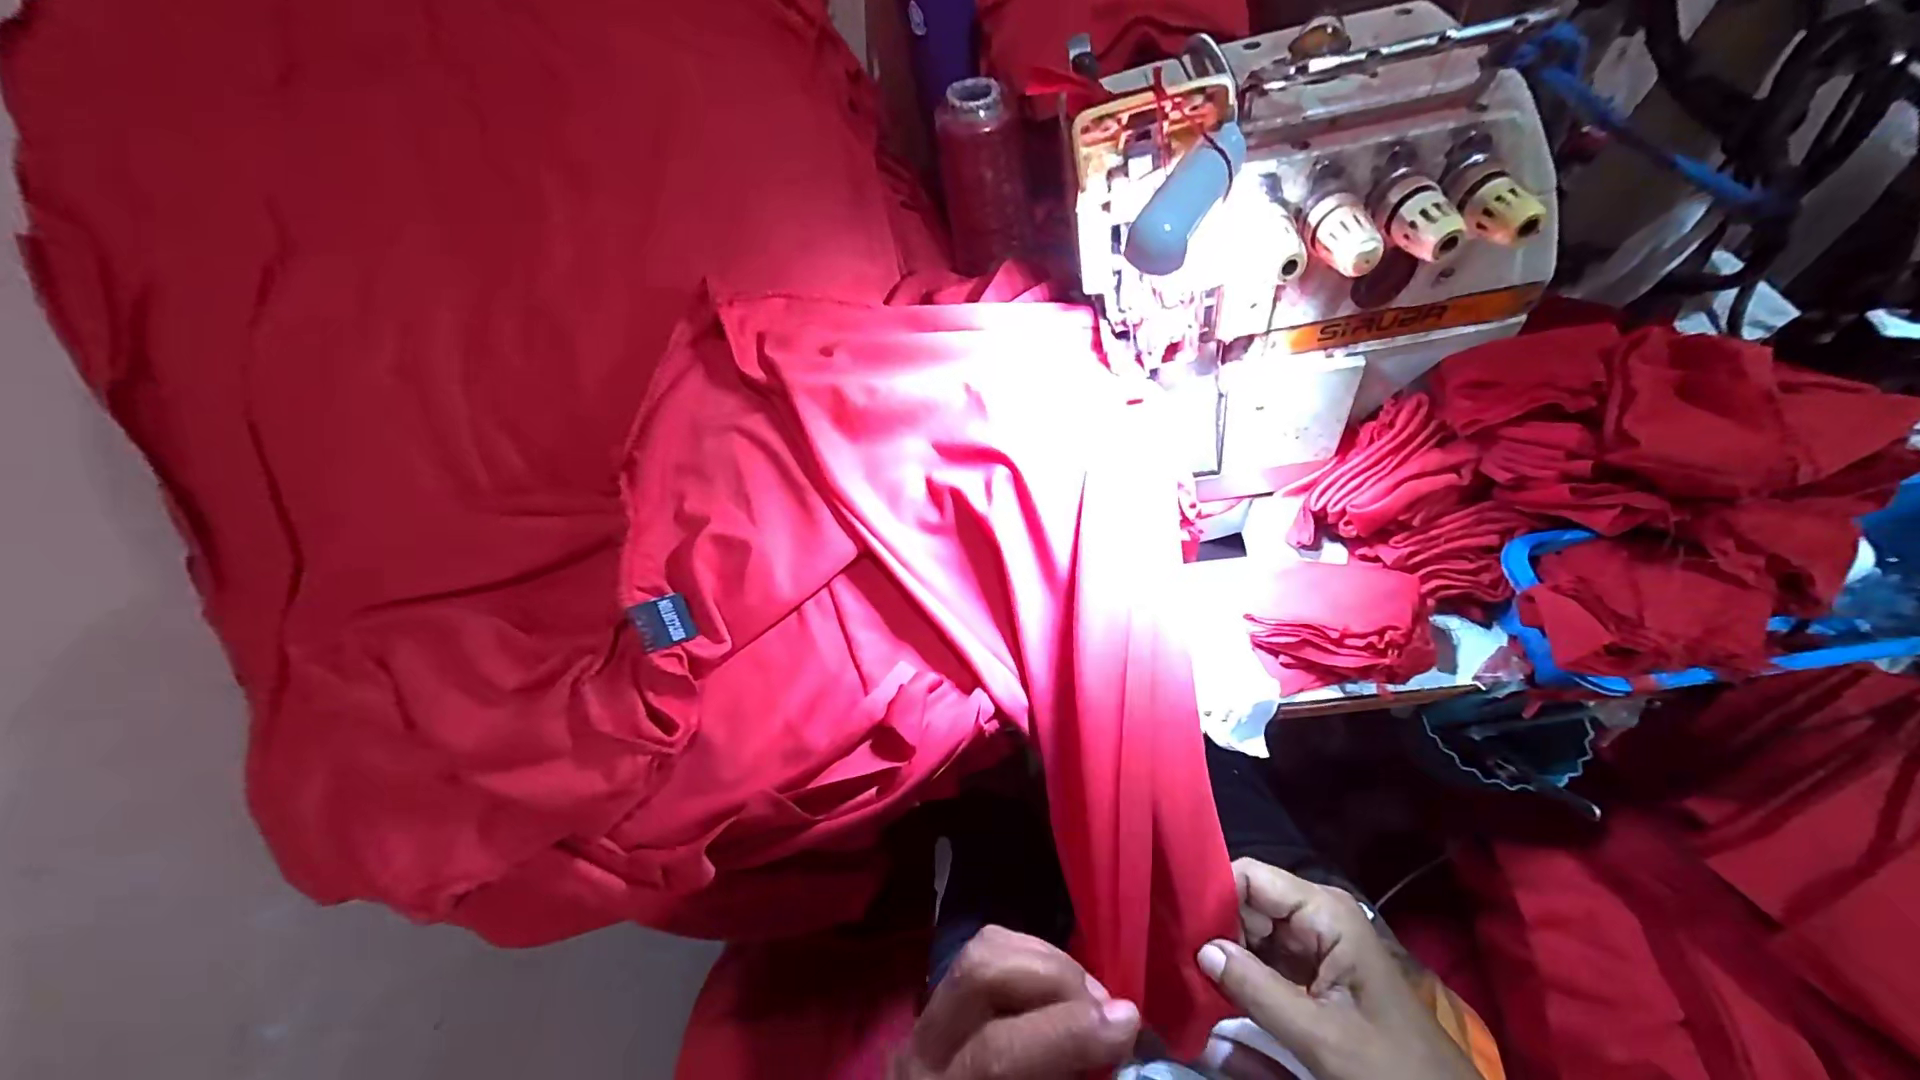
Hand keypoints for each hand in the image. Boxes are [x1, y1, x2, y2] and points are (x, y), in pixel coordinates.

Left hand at [892, 925, 1141, 1079]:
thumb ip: (1068, 1075)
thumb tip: (1117, 1044)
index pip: (999, 1051)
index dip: (1068, 1032)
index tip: (1127, 1024)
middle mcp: (926, 1051)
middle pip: (981, 973)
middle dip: (1055, 977)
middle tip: (1106, 1008)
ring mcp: (925, 1018)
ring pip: (982, 949)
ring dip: (1047, 959)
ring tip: (1088, 996)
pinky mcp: (937, 1000)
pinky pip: (985, 950)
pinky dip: (1031, 956)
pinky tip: (1058, 985)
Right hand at [1195, 859, 1479, 1079]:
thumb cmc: (1390, 1068)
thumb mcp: (1321, 1037)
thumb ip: (1256, 989)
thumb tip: (1200, 948)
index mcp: (1323, 912)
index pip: (1248, 876)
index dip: (1212, 895)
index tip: (1178, 927)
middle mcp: (1315, 915)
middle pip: (1245, 902)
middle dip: (1214, 928)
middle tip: (1178, 959)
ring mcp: (1314, 942)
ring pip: (1249, 930)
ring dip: (1222, 953)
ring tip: (1187, 974)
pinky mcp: (1312, 971)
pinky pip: (1263, 958)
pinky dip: (1240, 973)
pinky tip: (1212, 989)